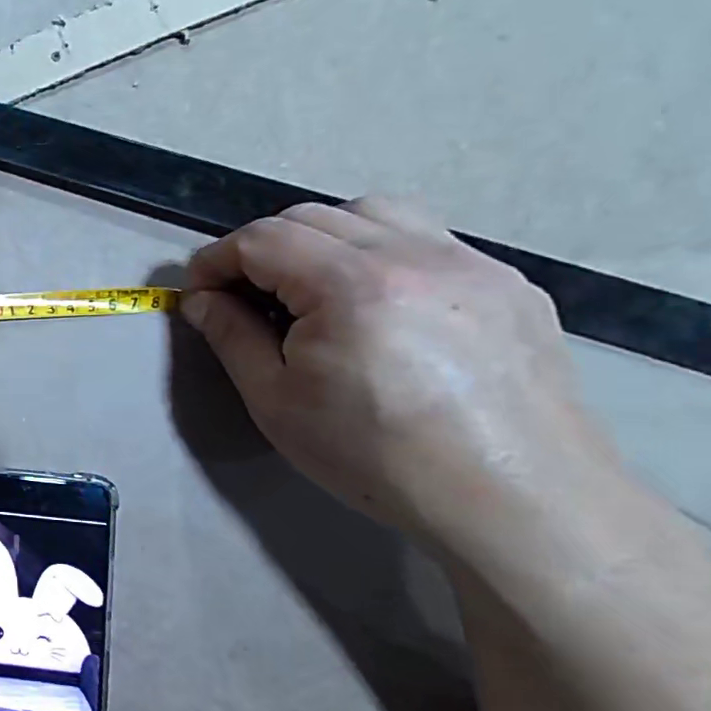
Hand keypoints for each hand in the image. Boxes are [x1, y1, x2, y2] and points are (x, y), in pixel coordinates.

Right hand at [180, 198, 616, 543]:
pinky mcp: (506, 281)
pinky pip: (426, 238)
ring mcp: (470, 261)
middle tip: (241, 295)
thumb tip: (201, 300)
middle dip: (259, 247)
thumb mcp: (276, 402)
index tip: (196, 293)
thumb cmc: (374, 456)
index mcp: (351, 284)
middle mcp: (414, 252)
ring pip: (374, 211)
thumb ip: (232, 338)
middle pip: (312, 215)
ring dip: (321, 236)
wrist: (513, 499)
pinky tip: (375, 304)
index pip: (262, 239)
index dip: (215, 260)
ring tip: (308, 288)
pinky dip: (378, 251)